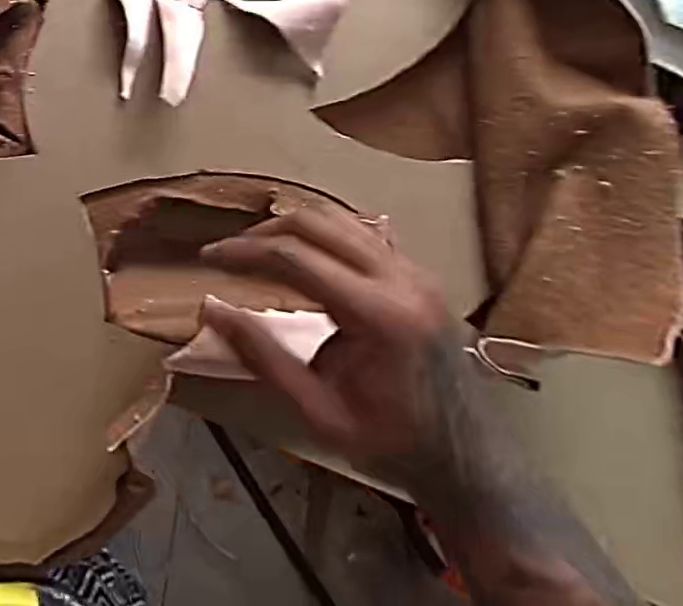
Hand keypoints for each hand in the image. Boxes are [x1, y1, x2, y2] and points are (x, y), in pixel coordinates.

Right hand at [203, 206, 635, 604]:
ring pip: (338, 218)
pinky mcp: (418, 276)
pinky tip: (301, 250)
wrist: (473, 464)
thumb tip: (211, 308)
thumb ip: (262, 356)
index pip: (293, 257)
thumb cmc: (393, 443)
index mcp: (379, 315)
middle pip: (313, 224)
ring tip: (257, 249)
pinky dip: (321, 231)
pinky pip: (360, 232)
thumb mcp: (317, 410)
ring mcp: (416, 274)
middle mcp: (402, 282)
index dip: (242, 251)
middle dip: (261, 233)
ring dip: (290, 227)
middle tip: (229, 254)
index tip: (208, 258)